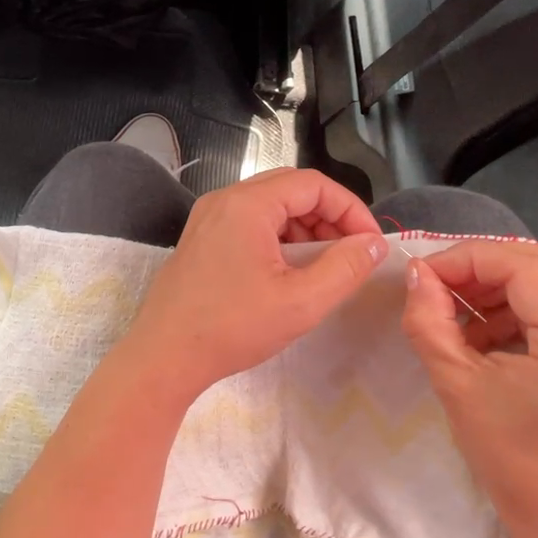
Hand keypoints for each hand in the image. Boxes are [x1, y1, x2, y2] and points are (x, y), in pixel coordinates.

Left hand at [120, 168, 388, 400]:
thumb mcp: (301, 301)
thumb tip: (372, 244)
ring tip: (325, 265)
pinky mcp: (201, 239)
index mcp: (246, 204)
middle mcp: (223, 200)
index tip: (370, 244)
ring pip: (269, 206)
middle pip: (289, 188)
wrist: (165, 354)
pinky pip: (249, 223)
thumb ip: (345, 267)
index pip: (312, 184)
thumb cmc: (233, 326)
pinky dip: (277, 238)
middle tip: (352, 253)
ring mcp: (208, 218)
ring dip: (304, 227)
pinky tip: (290, 271)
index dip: (349, 208)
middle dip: (328, 216)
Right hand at [401, 242, 537, 537]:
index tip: (425, 275)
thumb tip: (416, 273)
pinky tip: (495, 330)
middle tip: (445, 282)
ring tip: (467, 310)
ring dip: (511, 280)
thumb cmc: (512, 465)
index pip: (526, 269)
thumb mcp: (456, 386)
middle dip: (491, 261)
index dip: (469, 259)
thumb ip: (429, 321)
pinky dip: (532, 303)